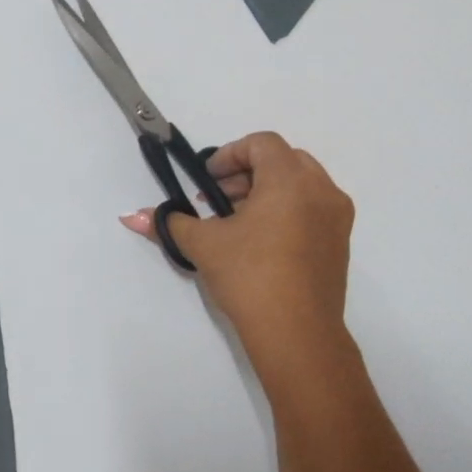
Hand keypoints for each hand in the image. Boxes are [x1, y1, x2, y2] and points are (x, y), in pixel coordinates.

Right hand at [122, 132, 353, 343]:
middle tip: (218, 197)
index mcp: (289, 182)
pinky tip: (258, 241)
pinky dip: (285, 209)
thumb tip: (132, 217)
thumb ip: (169, 223)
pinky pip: (312, 207)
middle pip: (285, 159)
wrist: (296, 329)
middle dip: (247, 171)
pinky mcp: (339, 240)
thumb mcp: (201, 244)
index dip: (229, 154)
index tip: (206, 180)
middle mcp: (321, 190)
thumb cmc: (248, 275)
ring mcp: (336, 216)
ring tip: (235, 220)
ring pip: (301, 183)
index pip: (263, 143)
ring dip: (266, 189)